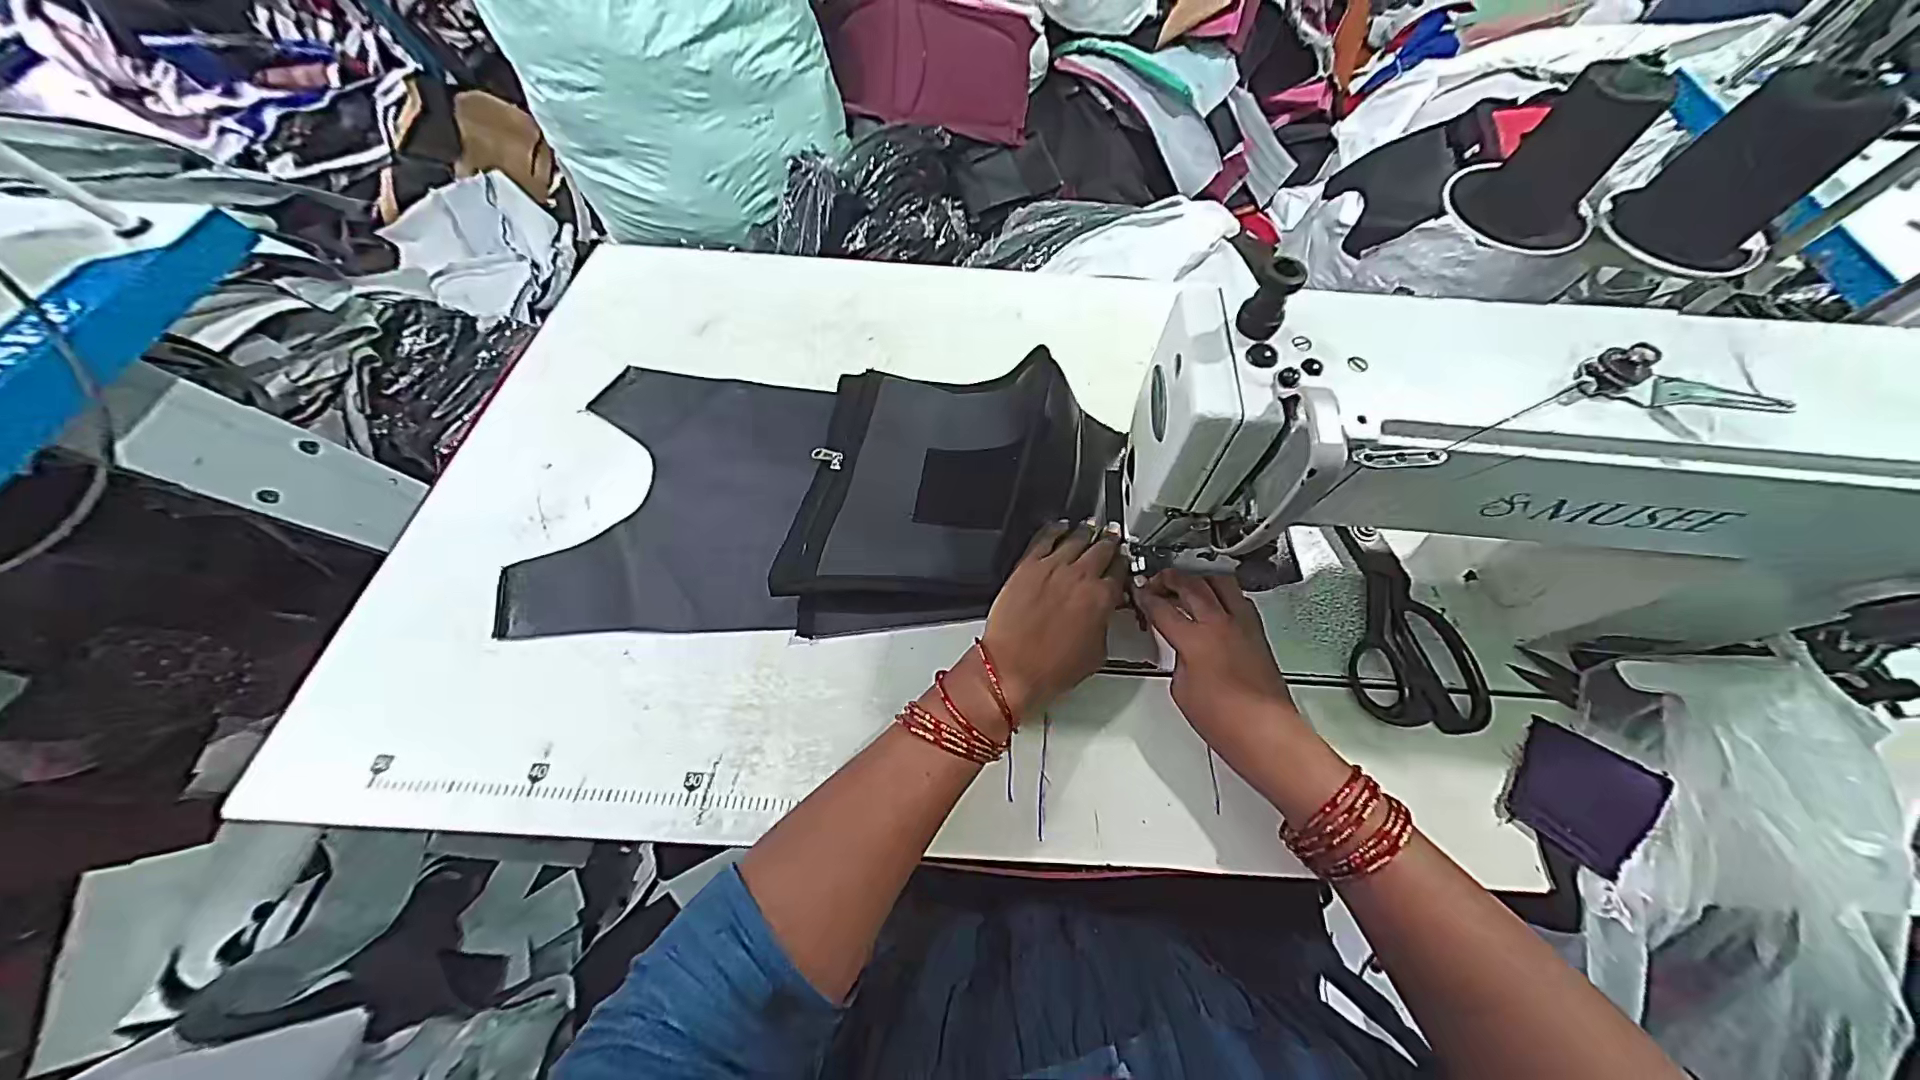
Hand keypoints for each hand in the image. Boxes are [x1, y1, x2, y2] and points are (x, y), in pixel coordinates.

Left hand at [979, 520, 1124, 716]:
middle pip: (1102, 549)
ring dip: (1087, 531)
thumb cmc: (1049, 668)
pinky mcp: (1027, 567)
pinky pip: (1044, 538)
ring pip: (1076, 538)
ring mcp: (1052, 568)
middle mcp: (1080, 578)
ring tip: (1092, 526)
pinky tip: (1060, 526)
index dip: (1124, 565)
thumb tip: (1101, 617)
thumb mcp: (1096, 653)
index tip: (1124, 561)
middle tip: (1114, 536)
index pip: (1121, 572)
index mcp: (1102, 598)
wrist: (1013, 669)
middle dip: (1111, 541)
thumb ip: (1104, 625)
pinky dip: (1055, 529)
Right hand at [1134, 571, 1296, 748]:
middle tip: (1158, 581)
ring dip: (1199, 579)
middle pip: (1190, 585)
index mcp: (1195, 639)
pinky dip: (1223, 593)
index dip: (1145, 597)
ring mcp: (1243, 626)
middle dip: (1169, 579)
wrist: (1264, 732)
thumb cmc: (1227, 720)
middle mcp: (1220, 625)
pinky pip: (1239, 600)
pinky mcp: (1258, 634)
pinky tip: (1217, 600)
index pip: (1161, 607)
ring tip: (1188, 582)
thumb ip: (1178, 660)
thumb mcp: (1181, 689)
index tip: (1139, 592)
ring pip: (1220, 583)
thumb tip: (1182, 650)